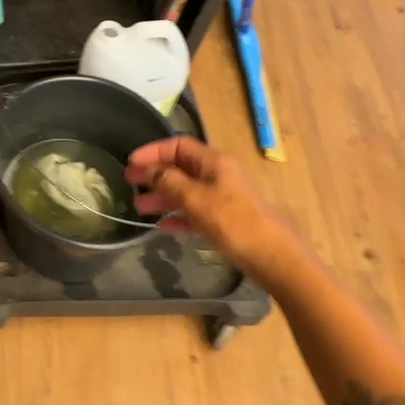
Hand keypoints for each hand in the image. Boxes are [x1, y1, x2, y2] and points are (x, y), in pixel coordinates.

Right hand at [125, 137, 297, 280]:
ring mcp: (223, 199)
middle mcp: (218, 175)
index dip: (154, 150)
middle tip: (130, 183)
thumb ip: (169, 181)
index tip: (131, 162)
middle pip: (181, 167)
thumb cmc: (234, 222)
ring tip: (139, 208)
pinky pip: (195, 212)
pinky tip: (163, 227)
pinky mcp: (225, 221)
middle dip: (155, 174)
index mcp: (214, 162)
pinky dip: (178, 216)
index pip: (179, 145)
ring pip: (186, 191)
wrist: (274, 258)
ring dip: (163, 197)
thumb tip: (148, 169)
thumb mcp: (196, 199)